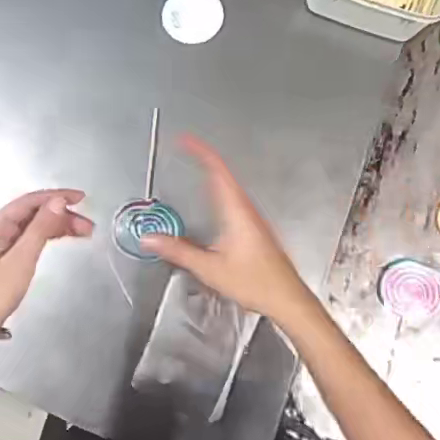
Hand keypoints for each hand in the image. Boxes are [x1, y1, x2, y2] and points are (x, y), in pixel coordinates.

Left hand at [0, 188, 92, 331]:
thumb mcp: (21, 260)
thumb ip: (40, 229)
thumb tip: (57, 202)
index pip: (30, 201)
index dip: (57, 196)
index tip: (80, 198)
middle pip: (32, 213)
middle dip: (61, 215)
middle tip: (87, 224)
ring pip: (32, 226)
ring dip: (56, 226)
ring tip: (82, 233)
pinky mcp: (1, 258)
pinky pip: (27, 239)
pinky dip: (46, 237)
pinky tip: (60, 240)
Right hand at [141, 136, 316, 324]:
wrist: (287, 299)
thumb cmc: (257, 282)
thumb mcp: (209, 268)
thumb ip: (178, 251)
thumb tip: (152, 239)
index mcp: (237, 212)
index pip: (218, 172)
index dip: (201, 153)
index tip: (186, 140)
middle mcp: (248, 211)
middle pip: (225, 174)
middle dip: (205, 158)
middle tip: (189, 147)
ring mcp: (254, 219)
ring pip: (232, 187)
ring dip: (215, 173)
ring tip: (200, 164)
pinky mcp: (256, 230)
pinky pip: (237, 200)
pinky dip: (222, 190)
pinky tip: (217, 200)